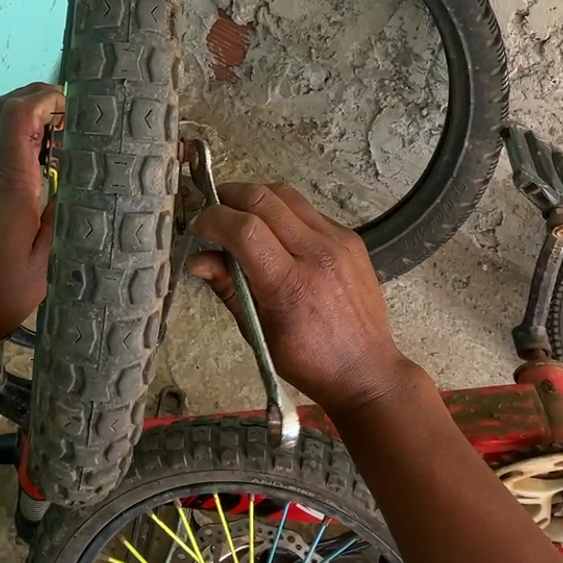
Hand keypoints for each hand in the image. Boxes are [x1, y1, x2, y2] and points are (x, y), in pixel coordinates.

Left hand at [0, 82, 63, 360]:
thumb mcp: (38, 273)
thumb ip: (53, 226)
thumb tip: (63, 194)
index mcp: (6, 186)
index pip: (20, 115)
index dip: (44, 97)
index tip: (66, 103)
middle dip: (29, 99)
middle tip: (57, 114)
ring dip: (8, 130)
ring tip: (36, 155)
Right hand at [187, 182, 413, 414]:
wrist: (366, 369)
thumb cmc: (308, 360)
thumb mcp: (257, 332)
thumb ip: (227, 288)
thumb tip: (196, 259)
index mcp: (290, 285)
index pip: (245, 230)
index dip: (214, 219)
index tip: (199, 226)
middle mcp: (317, 254)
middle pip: (263, 199)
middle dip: (229, 196)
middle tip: (213, 210)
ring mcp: (338, 241)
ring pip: (285, 193)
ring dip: (255, 197)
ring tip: (239, 213)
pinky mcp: (349, 237)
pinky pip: (306, 208)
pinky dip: (281, 211)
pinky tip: (274, 231)